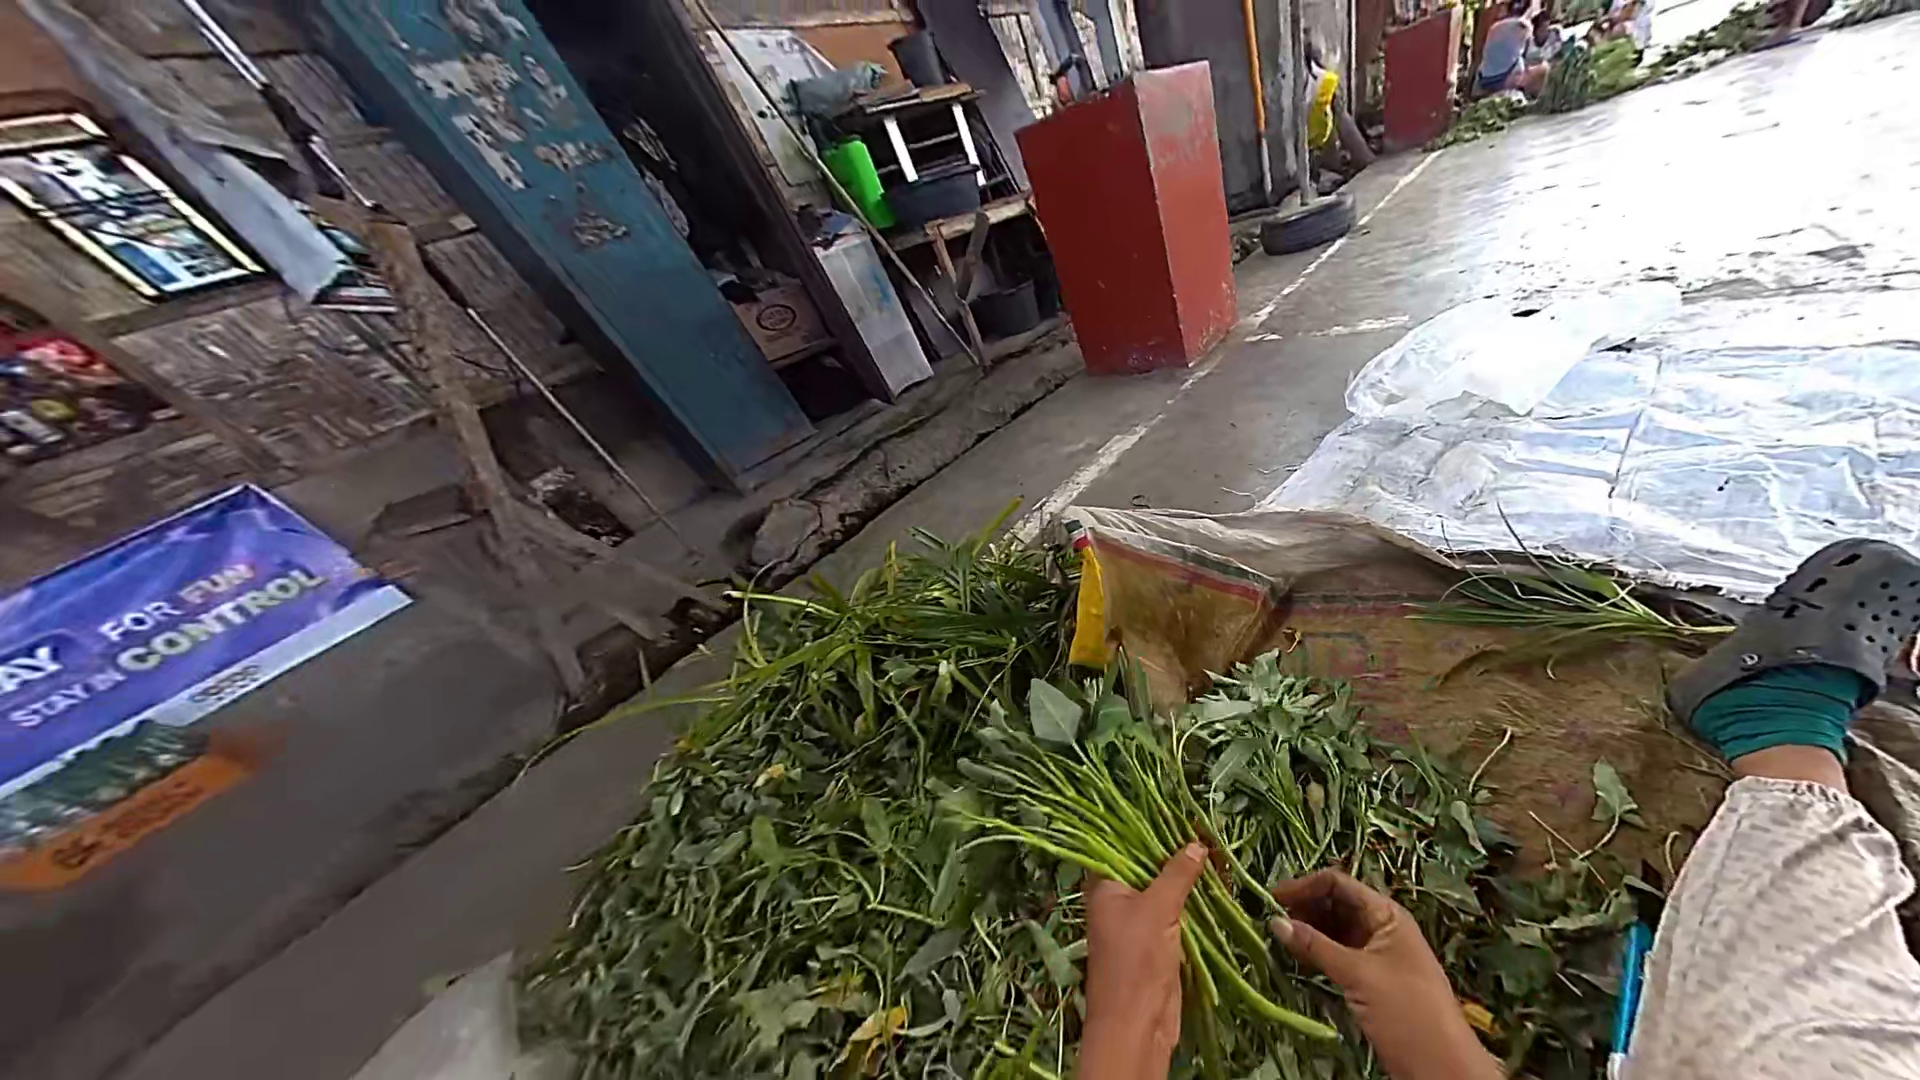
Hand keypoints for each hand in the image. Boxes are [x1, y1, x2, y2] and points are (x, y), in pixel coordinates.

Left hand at [1078, 843, 1207, 1079]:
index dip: (1150, 826)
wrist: (1137, 1026)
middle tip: (1206, 832)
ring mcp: (1135, 915)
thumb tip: (1196, 843)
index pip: (1123, 841)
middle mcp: (1116, 893)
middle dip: (1174, 851)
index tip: (1178, 812)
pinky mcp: (1154, 937)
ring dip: (1187, 875)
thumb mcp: (1157, 909)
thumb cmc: (1136, 960)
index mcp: (1103, 880)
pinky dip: (1191, 898)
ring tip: (1216, 853)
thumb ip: (1176, 874)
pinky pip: (1173, 909)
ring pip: (1163, 886)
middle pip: (1146, 863)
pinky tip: (1215, 885)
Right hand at [1270, 869, 1501, 1079]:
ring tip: (1277, 935)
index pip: (1337, 883)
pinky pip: (1335, 952)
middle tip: (1270, 917)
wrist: (1448, 1077)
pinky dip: (1315, 950)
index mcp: (1386, 915)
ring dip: (1306, 929)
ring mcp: (1375, 953)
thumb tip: (1273, 921)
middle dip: (1302, 907)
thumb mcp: (1358, 975)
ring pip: (1332, 928)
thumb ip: (1314, 945)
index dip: (1304, 886)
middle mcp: (1380, 927)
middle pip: (1333, 903)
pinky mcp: (1369, 978)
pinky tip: (1295, 954)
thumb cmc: (1409, 1014)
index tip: (1273, 897)